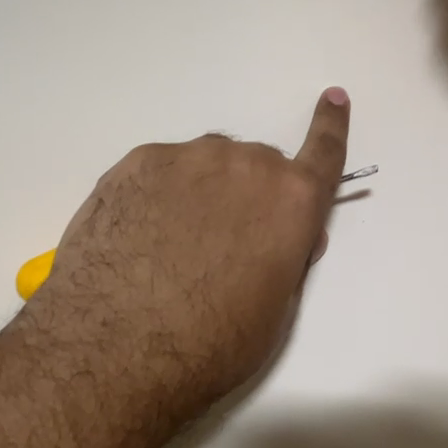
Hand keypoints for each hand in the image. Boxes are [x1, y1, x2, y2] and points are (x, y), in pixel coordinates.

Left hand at [24, 90, 351, 418]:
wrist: (113, 350)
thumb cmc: (210, 344)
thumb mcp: (274, 312)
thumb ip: (288, 259)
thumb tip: (285, 236)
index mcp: (292, 201)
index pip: (324, 151)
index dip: (331, 124)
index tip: (333, 97)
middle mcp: (246, 166)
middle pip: (258, 167)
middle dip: (250, 197)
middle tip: (223, 245)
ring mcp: (188, 158)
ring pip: (208, 165)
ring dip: (204, 192)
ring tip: (171, 245)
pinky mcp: (137, 161)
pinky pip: (164, 170)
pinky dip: (161, 194)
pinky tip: (139, 236)